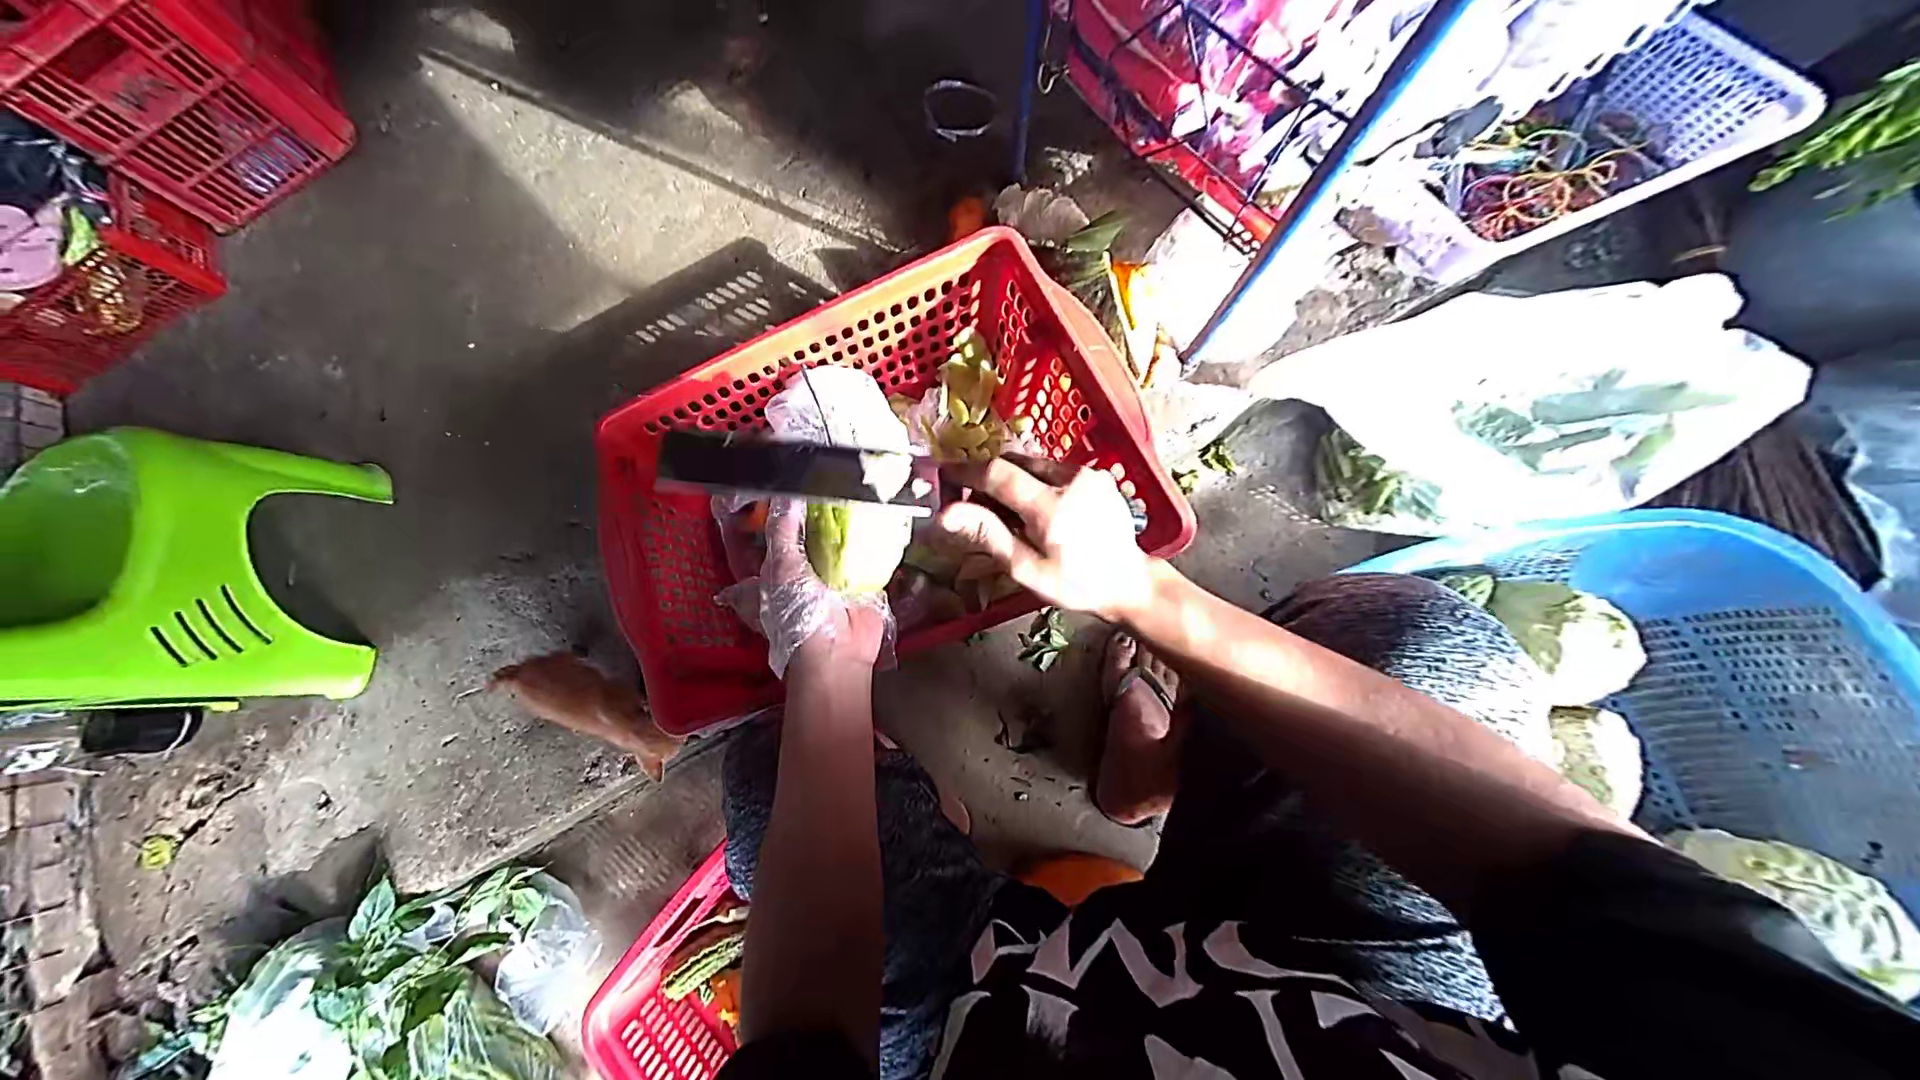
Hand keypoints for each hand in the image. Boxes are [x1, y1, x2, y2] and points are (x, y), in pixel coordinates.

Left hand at [761, 499, 891, 671]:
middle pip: (816, 532)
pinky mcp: (864, 583)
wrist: (838, 653)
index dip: (792, 508)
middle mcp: (808, 570)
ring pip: (844, 542)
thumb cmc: (799, 616)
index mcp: (781, 567)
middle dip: (826, 513)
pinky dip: (875, 542)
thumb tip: (788, 497)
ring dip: (852, 525)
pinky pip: (870, 556)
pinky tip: (880, 518)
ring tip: (860, 492)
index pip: (785, 529)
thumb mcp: (782, 567)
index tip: (804, 483)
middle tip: (837, 483)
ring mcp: (837, 577)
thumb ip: (783, 532)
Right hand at [933, 454, 1157, 623]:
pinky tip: (1035, 508)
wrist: (1129, 583)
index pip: (997, 473)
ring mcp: (1087, 474)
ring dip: (1012, 478)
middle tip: (973, 501)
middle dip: (988, 476)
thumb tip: (946, 514)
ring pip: (1033, 462)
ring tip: (1007, 510)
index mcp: (1051, 507)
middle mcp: (1071, 480)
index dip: (966, 472)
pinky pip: (1053, 468)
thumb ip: (987, 535)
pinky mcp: (1097, 475)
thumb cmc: (1076, 585)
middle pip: (1013, 461)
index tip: (944, 475)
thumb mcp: (1027, 569)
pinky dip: (1035, 480)